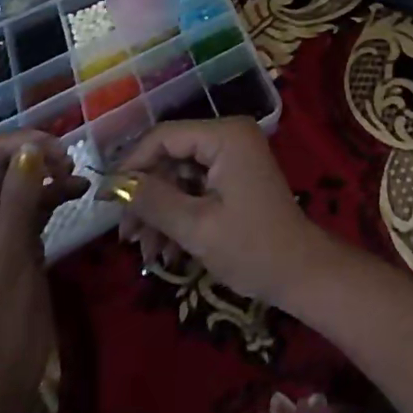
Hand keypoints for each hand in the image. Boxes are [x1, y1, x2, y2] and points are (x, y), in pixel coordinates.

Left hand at [0, 132, 88, 412]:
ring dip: (45, 177)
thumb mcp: (4, 255)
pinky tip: (77, 190)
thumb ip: (18, 197)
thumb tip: (32, 147)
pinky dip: (53, 201)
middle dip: (30, 158)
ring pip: (17, 193)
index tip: (50, 142)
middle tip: (67, 156)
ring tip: (75, 170)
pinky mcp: (16, 255)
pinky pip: (32, 215)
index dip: (10, 145)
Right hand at [101, 119, 331, 305]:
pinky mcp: (233, 177)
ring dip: (160, 213)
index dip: (132, 165)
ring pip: (179, 176)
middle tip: (125, 235)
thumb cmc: (253, 249)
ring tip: (144, 252)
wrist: (304, 276)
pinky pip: (195, 188)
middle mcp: (228, 136)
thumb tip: (114, 186)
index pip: (163, 137)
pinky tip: (166, 251)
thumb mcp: (197, 228)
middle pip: (170, 157)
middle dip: (146, 198)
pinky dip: (179, 216)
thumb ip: (153, 201)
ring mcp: (232, 157)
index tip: (109, 198)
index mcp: (224, 136)